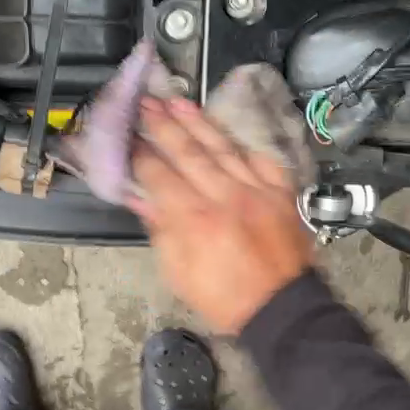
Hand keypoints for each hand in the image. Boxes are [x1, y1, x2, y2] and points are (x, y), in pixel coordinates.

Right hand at [128, 96, 314, 334]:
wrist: (282, 307)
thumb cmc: (226, 297)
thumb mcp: (180, 273)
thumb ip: (162, 231)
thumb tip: (144, 199)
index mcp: (196, 219)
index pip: (161, 175)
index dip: (141, 154)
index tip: (127, 135)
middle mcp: (226, 196)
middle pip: (189, 152)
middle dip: (164, 125)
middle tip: (147, 102)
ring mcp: (257, 190)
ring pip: (223, 147)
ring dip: (198, 123)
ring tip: (179, 102)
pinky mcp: (282, 191)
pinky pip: (260, 159)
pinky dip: (242, 144)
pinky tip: (226, 130)